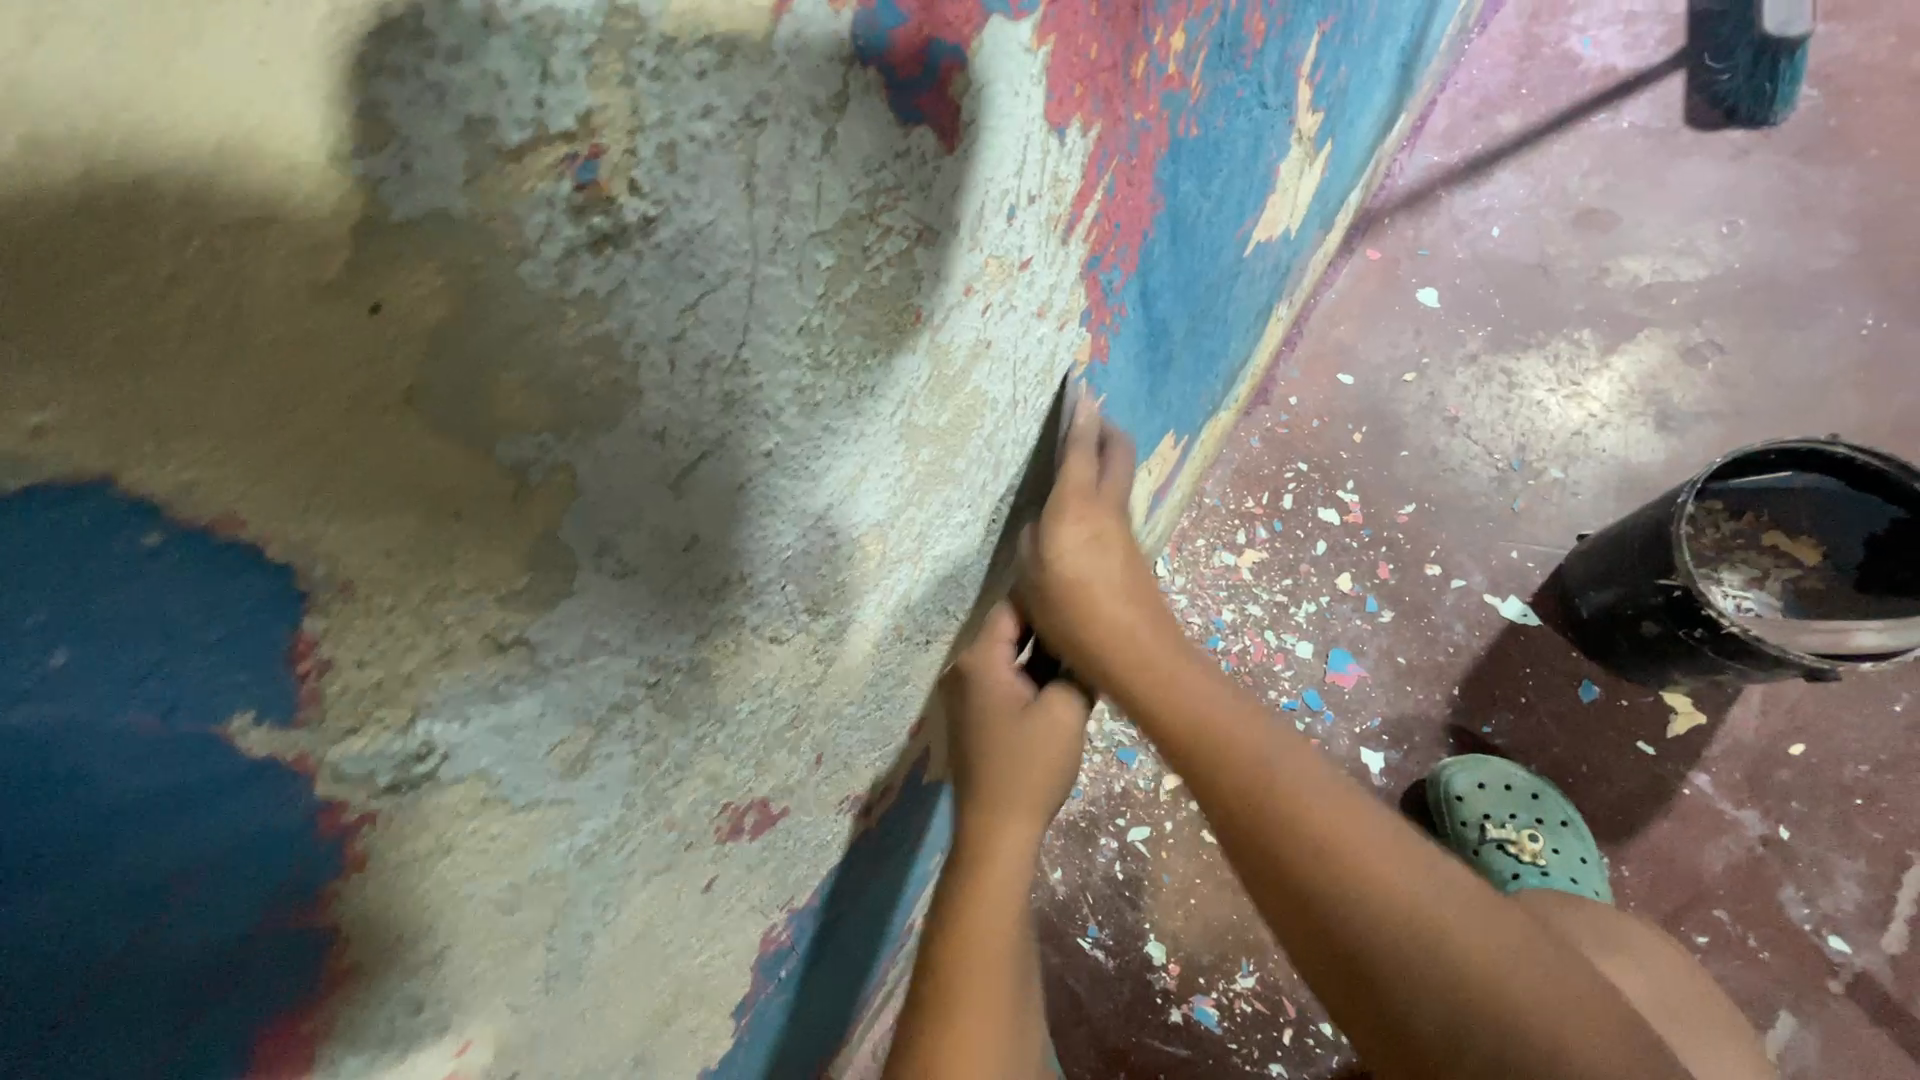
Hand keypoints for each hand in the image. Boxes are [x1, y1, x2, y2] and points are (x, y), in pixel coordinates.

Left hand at [940, 603, 1091, 848]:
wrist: (996, 830)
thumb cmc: (1030, 767)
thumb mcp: (1066, 710)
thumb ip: (1076, 668)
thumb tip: (1084, 646)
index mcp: (979, 659)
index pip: (1011, 606)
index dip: (1047, 600)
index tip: (1083, 601)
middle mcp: (963, 668)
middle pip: (1008, 631)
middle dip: (1048, 629)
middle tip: (1090, 629)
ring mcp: (964, 694)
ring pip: (1007, 658)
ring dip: (1040, 656)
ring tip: (1083, 654)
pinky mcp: (973, 716)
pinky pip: (1002, 681)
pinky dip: (1029, 678)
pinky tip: (1062, 684)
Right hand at [1015, 390, 1178, 695]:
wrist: (1134, 651)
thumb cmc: (1071, 612)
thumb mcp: (1029, 577)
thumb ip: (1031, 539)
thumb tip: (1043, 522)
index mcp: (1076, 504)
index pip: (1079, 446)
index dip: (1078, 414)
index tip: (1079, 387)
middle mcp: (1106, 505)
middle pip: (1117, 449)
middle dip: (1104, 426)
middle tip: (1086, 416)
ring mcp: (1124, 527)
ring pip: (1119, 475)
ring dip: (1105, 456)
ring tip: (1080, 456)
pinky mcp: (1131, 549)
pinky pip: (1115, 502)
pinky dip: (1102, 489)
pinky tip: (1082, 510)